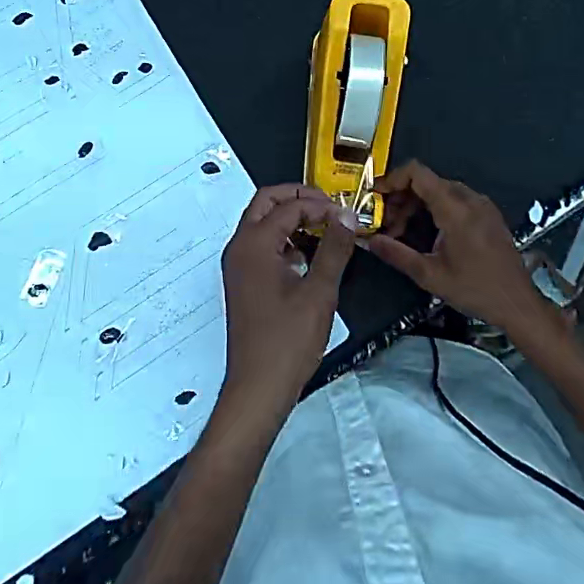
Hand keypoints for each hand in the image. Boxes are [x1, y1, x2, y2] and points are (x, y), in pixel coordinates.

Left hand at [219, 184, 355, 420]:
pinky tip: (308, 256)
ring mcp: (238, 264)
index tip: (345, 214)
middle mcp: (239, 248)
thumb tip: (345, 218)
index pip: (287, 206)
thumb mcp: (319, 291)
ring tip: (324, 229)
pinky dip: (283, 240)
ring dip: (290, 218)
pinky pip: (261, 245)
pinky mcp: (243, 280)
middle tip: (329, 207)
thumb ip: (334, 249)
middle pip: (265, 203)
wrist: (259, 384)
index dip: (319, 205)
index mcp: (253, 244)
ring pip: (261, 223)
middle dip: (297, 199)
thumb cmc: (286, 341)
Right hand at [366, 161, 565, 344]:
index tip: (376, 196)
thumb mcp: (429, 275)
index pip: (417, 173)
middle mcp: (470, 199)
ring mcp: (482, 205)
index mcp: (455, 208)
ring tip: (403, 230)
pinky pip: (455, 199)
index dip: (392, 179)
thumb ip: (396, 253)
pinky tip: (428, 232)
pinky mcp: (488, 215)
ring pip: (439, 190)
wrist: (519, 305)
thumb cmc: (475, 289)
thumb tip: (368, 240)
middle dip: (400, 197)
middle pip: (426, 181)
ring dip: (416, 204)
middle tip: (388, 222)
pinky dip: (435, 207)